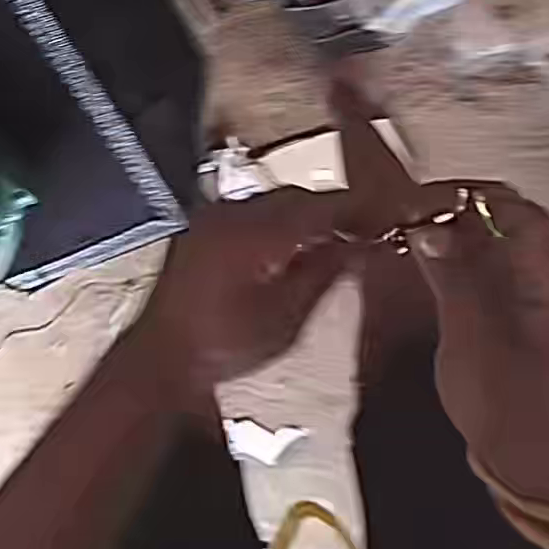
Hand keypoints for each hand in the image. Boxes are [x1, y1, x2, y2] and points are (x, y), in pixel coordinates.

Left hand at [127, 188, 354, 394]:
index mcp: (252, 232)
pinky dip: (275, 222)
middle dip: (329, 211)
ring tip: (332, 241)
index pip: (315, 206)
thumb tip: (357, 243)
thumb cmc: (225, 342)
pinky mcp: (200, 229)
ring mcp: (210, 218)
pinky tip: (290, 246)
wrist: (164, 351)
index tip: (384, 221)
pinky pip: (248, 212)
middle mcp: (228, 214)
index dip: (354, 210)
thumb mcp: (286, 315)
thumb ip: (323, 272)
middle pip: (291, 198)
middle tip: (362, 232)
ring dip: (302, 215)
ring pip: (269, 202)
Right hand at [409, 183, 548, 503]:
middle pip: (527, 227)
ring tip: (422, 234)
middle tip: (414, 215)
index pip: (525, 218)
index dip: (471, 197)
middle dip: (469, 211)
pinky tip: (448, 264)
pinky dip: (483, 259)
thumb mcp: (471, 344)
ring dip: (473, 234)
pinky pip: (521, 273)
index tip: (420, 199)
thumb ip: (454, 280)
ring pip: (522, 248)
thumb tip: (427, 227)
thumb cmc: (509, 413)